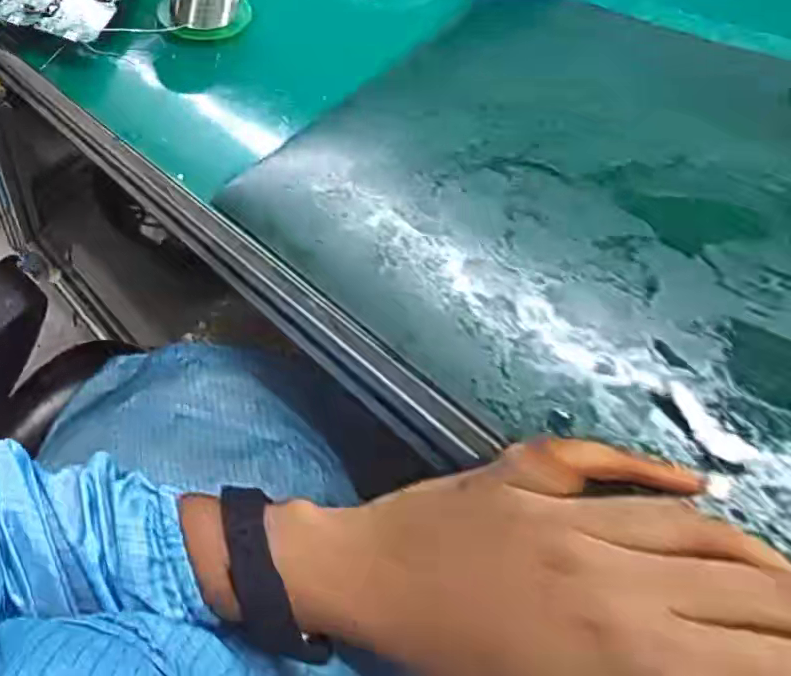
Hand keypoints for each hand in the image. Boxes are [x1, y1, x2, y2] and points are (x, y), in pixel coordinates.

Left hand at [269, 440, 790, 675]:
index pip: (777, 654)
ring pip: (686, 522)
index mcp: (634, 648)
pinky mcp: (503, 477)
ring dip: (751, 552)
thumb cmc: (456, 653)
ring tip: (777, 577)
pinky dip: (639, 462)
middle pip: (751, 587)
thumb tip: (710, 654)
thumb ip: (656, 672)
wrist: (361, 577)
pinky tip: (692, 479)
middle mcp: (604, 572)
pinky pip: (579, 457)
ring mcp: (548, 512)